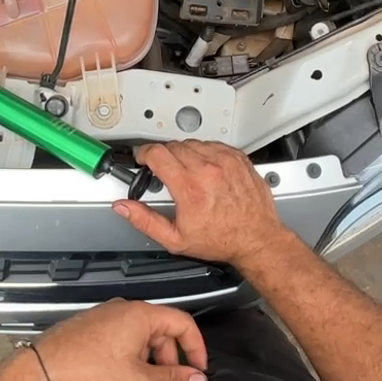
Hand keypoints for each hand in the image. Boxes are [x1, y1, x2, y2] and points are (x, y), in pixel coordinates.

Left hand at [28, 298, 208, 380]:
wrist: (42, 371)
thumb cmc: (88, 372)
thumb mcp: (138, 380)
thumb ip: (172, 378)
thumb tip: (197, 379)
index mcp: (141, 314)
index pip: (182, 322)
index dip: (196, 347)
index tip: (199, 371)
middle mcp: (125, 308)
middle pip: (162, 329)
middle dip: (171, 357)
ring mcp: (107, 315)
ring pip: (142, 334)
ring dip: (150, 358)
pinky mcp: (93, 326)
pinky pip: (124, 336)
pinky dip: (132, 354)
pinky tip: (123, 377)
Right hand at [113, 141, 303, 269]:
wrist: (256, 238)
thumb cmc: (222, 239)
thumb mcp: (176, 239)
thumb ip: (145, 220)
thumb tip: (125, 208)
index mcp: (190, 187)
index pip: (157, 153)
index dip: (144, 154)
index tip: (143, 159)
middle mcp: (208, 169)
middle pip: (173, 146)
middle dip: (163, 156)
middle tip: (163, 171)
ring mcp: (225, 161)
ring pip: (193, 142)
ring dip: (184, 153)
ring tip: (185, 171)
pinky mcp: (238, 158)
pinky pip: (213, 144)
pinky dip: (204, 152)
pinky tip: (204, 168)